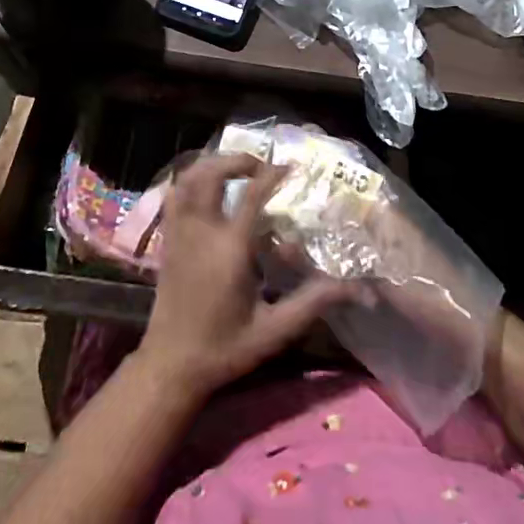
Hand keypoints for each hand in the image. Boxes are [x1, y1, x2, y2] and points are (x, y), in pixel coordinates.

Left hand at [132, 153, 345, 397]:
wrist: (172, 363)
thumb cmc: (225, 348)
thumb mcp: (275, 330)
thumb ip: (314, 302)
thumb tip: (357, 288)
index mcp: (229, 249)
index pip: (252, 196)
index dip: (272, 174)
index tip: (291, 166)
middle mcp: (200, 231)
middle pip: (211, 174)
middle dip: (236, 160)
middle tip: (261, 165)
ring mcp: (178, 232)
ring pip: (187, 179)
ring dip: (211, 165)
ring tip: (235, 170)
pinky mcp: (166, 239)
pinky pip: (173, 197)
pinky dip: (189, 181)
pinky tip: (206, 189)